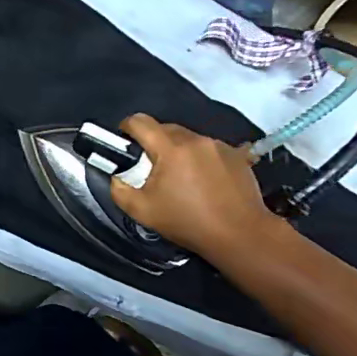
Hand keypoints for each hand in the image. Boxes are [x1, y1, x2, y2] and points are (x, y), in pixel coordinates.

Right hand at [108, 114, 276, 257]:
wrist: (239, 233)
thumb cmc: (187, 222)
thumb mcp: (142, 211)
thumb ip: (119, 189)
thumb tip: (117, 176)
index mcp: (170, 149)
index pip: (140, 122)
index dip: (126, 127)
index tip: (123, 141)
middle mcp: (196, 140)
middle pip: (165, 128)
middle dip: (153, 143)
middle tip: (150, 168)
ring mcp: (219, 145)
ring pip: (188, 139)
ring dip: (178, 151)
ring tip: (181, 177)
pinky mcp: (237, 155)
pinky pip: (209, 149)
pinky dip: (200, 158)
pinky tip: (204, 181)